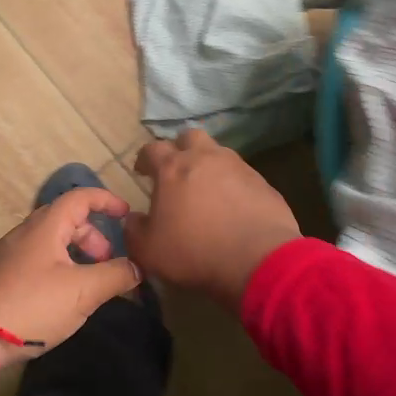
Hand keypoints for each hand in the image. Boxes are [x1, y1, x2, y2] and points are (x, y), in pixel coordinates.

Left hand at [0, 187, 142, 367]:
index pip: (80, 197)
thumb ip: (116, 276)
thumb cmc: (31, 307)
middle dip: (93, 235)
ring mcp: (7, 255)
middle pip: (65, 219)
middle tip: (108, 260)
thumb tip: (138, 268)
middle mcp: (24, 233)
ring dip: (76, 253)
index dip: (106, 200)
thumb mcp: (83, 292)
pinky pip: (36, 259)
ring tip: (88, 282)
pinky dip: (58, 266)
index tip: (126, 214)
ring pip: (50, 241)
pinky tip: (61, 297)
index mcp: (45, 227)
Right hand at [127, 129, 301, 309]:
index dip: (144, 158)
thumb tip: (133, 219)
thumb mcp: (149, 250)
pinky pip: (241, 175)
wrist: (258, 259)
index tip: (142, 171)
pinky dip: (233, 184)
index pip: (152, 148)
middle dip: (180, 149)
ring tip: (205, 189)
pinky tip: (233, 205)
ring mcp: (238, 166)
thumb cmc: (194, 251)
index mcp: (173, 168)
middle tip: (176, 171)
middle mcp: (206, 157)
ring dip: (208, 164)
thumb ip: (134, 230)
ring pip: (218, 153)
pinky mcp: (262, 181)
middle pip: (189, 137)